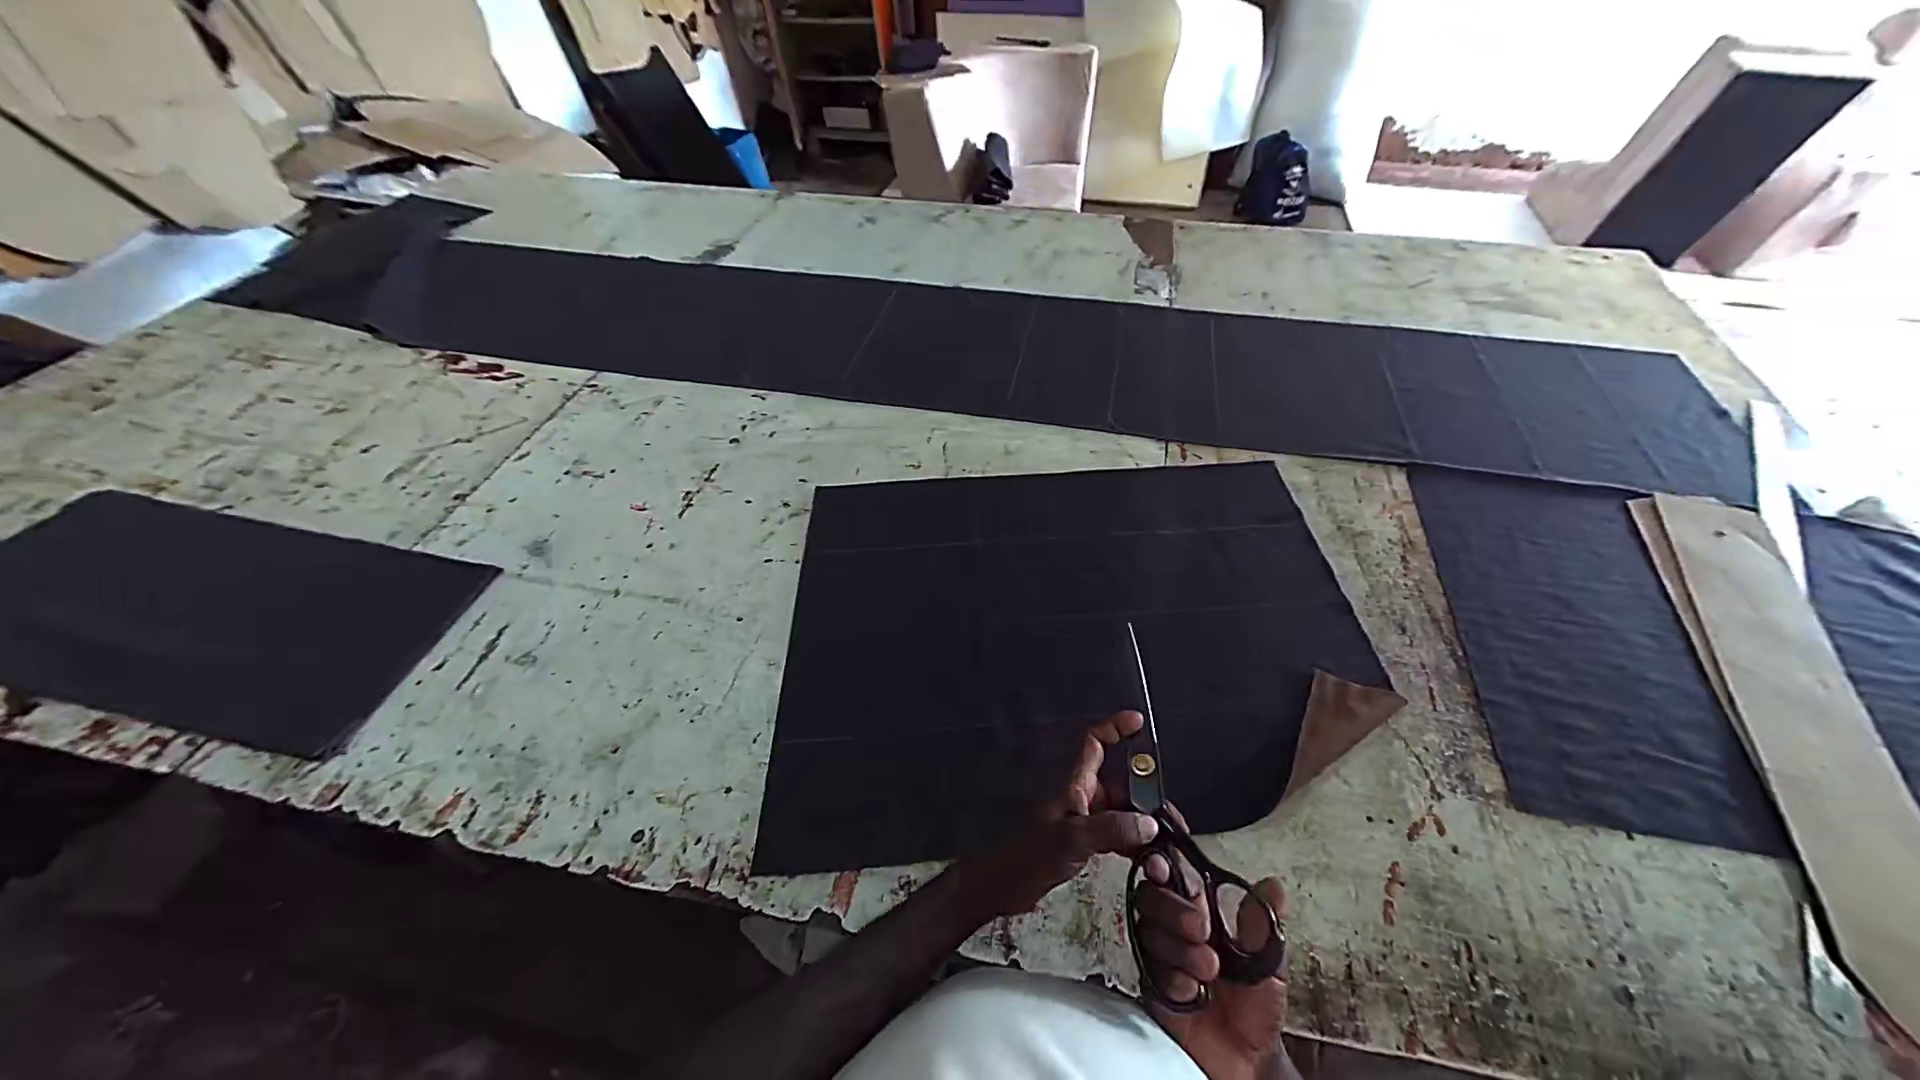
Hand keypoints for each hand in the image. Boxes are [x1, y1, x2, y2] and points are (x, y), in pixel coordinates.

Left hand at [958, 710, 1159, 919]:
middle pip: (1117, 778)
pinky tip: (1145, 854)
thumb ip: (1110, 829)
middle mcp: (1079, 796)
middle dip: (1144, 789)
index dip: (1115, 728)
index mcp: (1072, 785)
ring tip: (1162, 836)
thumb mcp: (1072, 839)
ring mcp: (1082, 817)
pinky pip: (1117, 830)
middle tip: (1166, 808)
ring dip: (1141, 818)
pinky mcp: (1085, 839)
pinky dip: (1133, 838)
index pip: (1094, 743)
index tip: (1137, 722)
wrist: (1006, 886)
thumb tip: (1147, 824)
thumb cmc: (1028, 857)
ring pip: (1121, 806)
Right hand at [1136, 808, 1291, 1079]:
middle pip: (1151, 895)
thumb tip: (1274, 885)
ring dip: (1179, 949)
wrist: (1247, 1060)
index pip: (1173, 872)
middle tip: (1202, 930)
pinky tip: (1192, 992)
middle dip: (1174, 909)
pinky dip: (1171, 978)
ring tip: (1208, 970)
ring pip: (1149, 930)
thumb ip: (1261, 924)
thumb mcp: (1267, 962)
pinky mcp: (1150, 983)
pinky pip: (1148, 968)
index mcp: (1197, 909)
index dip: (1163, 859)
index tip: (1162, 860)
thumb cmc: (1256, 1006)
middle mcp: (1172, 925)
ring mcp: (1159, 953)